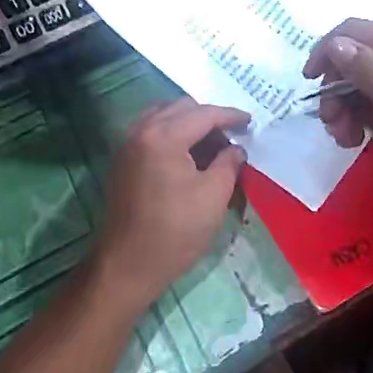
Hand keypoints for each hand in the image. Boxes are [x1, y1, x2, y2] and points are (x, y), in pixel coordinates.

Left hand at [90, 98, 250, 301]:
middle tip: (231, 137)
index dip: (230, 116)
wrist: (128, 264)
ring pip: (162, 118)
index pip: (203, 114)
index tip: (250, 122)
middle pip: (180, 108)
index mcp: (163, 136)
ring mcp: (126, 146)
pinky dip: (171, 135)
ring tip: (211, 146)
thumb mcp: (214, 195)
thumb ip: (229, 163)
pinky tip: (188, 156)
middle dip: (208, 118)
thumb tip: (235, 149)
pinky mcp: (121, 162)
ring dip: (188, 124)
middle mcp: (140, 131)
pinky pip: (150, 133)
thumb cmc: (176, 231)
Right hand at [302, 18, 372, 189]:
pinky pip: (365, 102)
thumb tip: (335, 44)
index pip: (355, 31)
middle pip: (352, 60)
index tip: (310, 80)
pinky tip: (354, 140)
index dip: (327, 51)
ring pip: (355, 84)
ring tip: (345, 138)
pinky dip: (354, 119)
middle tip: (330, 121)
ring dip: (342, 109)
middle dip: (335, 90)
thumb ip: (367, 70)